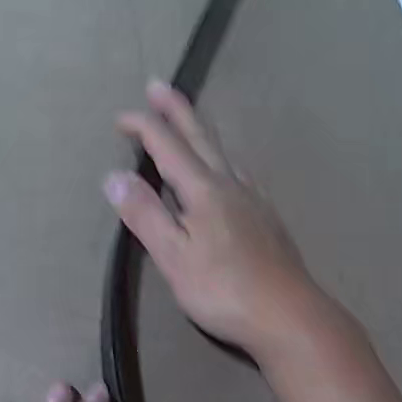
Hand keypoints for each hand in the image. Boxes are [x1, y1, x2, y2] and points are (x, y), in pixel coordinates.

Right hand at [104, 81, 323, 357]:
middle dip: (177, 111)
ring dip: (202, 133)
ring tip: (189, 125)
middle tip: (159, 85)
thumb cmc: (223, 290)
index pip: (168, 148)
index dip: (145, 128)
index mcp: (204, 191)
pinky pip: (240, 175)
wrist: (287, 315)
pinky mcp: (267, 220)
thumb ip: (146, 216)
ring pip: (224, 154)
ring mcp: (254, 202)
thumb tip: (114, 176)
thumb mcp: (174, 257)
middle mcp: (231, 186)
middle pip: (201, 139)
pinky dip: (223, 160)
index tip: (121, 117)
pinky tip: (228, 175)